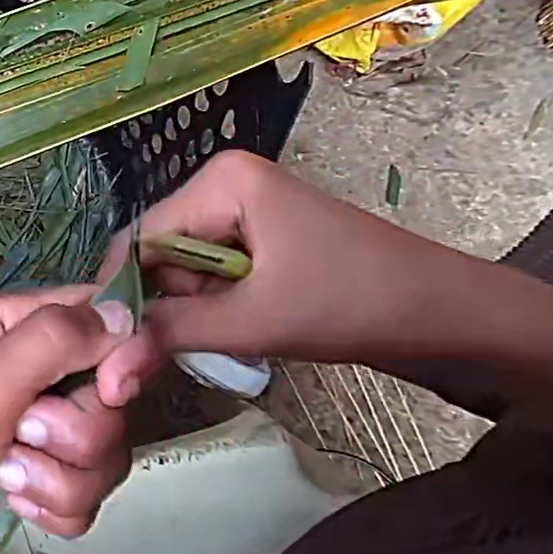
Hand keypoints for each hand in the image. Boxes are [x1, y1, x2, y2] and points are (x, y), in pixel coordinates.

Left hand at [0, 286, 134, 553]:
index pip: (103, 316)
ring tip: (3, 475)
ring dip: (56, 476)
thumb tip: (124, 313)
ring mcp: (36, 428)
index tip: (110, 390)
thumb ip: (53, 342)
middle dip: (73, 432)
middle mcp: (30, 370)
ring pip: (103, 450)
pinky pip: (87, 492)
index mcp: (12, 328)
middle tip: (19, 435)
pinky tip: (11, 503)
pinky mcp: (39, 478)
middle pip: (111, 395)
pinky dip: (53, 505)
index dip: (123, 352)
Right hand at [95, 150, 531, 405]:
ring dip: (193, 309)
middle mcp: (223, 183)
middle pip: (156, 253)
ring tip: (238, 329)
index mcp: (221, 180)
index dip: (122, 292)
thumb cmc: (354, 303)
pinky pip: (207, 275)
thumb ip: (168, 337)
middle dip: (169, 302)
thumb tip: (102, 372)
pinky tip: (243, 323)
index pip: (137, 238)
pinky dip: (212, 307)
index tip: (112, 344)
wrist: (449, 316)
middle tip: (200, 338)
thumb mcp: (251, 322)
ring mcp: (241, 208)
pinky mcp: (256, 235)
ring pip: (179, 270)